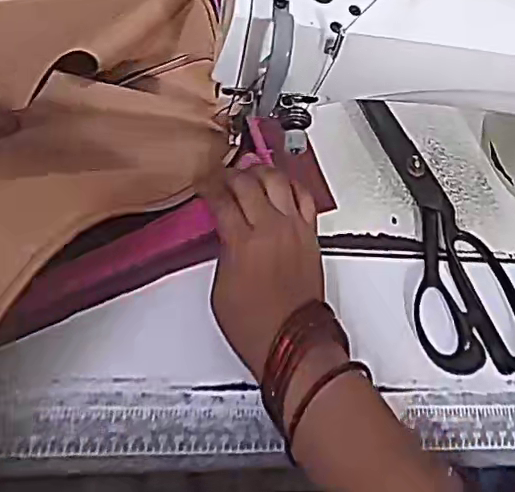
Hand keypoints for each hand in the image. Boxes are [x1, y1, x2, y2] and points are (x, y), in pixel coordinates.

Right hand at [202, 166, 323, 379]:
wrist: (292, 342)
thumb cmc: (257, 326)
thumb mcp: (220, 290)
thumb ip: (223, 251)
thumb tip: (225, 231)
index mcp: (243, 244)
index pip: (222, 199)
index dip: (209, 187)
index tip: (205, 184)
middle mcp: (270, 230)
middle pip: (247, 182)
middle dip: (230, 175)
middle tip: (224, 177)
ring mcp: (293, 228)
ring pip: (277, 180)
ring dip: (260, 172)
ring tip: (251, 173)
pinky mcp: (310, 233)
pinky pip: (304, 195)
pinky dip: (291, 184)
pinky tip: (282, 184)